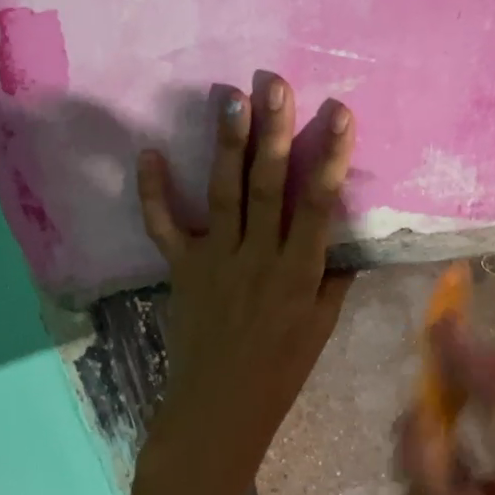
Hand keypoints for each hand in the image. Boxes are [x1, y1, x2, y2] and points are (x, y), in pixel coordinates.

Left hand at [124, 71, 356, 494]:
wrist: (218, 410)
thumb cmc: (281, 366)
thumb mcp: (323, 324)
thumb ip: (334, 272)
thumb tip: (346, 228)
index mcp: (299, 271)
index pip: (320, 204)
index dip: (330, 156)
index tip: (339, 111)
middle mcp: (258, 256)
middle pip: (267, 186)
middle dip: (273, 132)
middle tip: (274, 84)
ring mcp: (215, 259)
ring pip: (223, 193)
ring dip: (227, 143)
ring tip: (231, 96)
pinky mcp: (182, 267)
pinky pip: (164, 226)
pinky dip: (153, 191)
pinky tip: (148, 152)